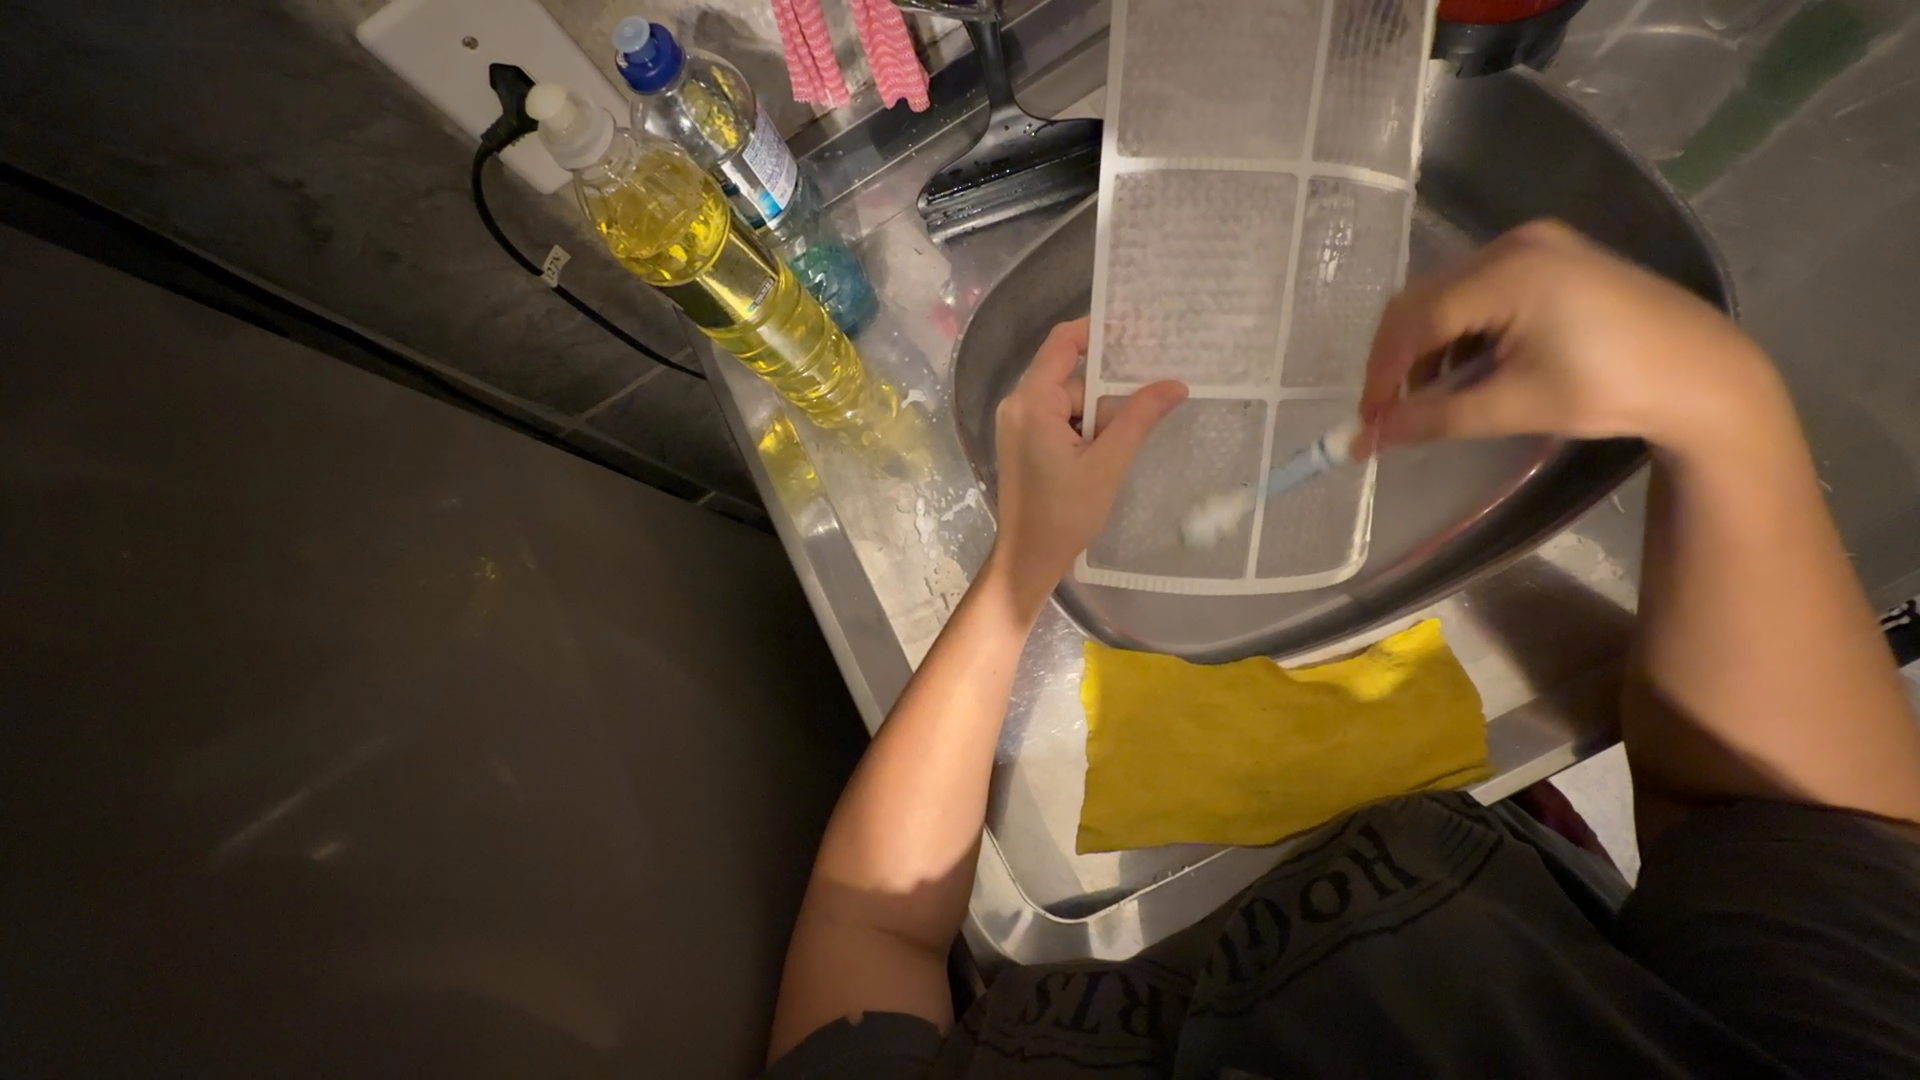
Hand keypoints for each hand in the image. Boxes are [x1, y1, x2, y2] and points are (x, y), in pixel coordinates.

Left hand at [987, 318, 1186, 614]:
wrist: (1028, 557)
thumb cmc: (1064, 513)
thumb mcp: (1107, 463)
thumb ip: (1138, 417)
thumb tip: (1175, 384)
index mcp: (1033, 402)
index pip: (1063, 343)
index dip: (1098, 331)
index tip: (1138, 331)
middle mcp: (1019, 404)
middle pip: (1074, 378)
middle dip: (1109, 394)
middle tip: (1152, 402)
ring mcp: (1019, 424)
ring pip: (1072, 402)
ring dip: (1099, 420)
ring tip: (1122, 447)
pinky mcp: (1025, 442)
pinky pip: (1061, 419)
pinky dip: (1086, 430)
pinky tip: (1106, 453)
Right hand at [1360, 220, 1790, 461]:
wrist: (1706, 375)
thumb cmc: (1610, 389)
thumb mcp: (1510, 407)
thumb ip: (1429, 420)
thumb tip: (1364, 441)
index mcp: (1508, 272)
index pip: (1415, 323)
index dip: (1382, 374)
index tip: (1367, 420)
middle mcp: (1513, 245)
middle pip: (1421, 302)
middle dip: (1394, 359)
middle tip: (1386, 409)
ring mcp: (1533, 246)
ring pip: (1442, 296)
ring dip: (1421, 347)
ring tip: (1422, 395)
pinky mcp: (1547, 258)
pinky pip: (1472, 292)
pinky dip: (1453, 332)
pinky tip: (1459, 367)